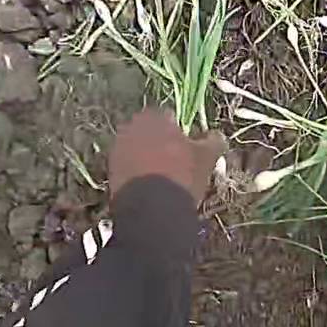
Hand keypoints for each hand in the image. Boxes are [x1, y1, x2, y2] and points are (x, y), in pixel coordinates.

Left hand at [107, 109, 225, 204]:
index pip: (169, 116)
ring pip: (137, 148)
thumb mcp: (206, 157)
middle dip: (159, 141)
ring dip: (146, 156)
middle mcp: (132, 128)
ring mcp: (118, 149)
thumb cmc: (182, 176)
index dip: (179, 131)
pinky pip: (127, 165)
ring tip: (162, 176)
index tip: (187, 146)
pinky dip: (136, 171)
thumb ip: (213, 141)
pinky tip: (149, 186)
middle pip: (150, 131)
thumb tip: (216, 136)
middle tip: (174, 160)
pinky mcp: (110, 170)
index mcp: (155, 118)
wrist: (151, 210)